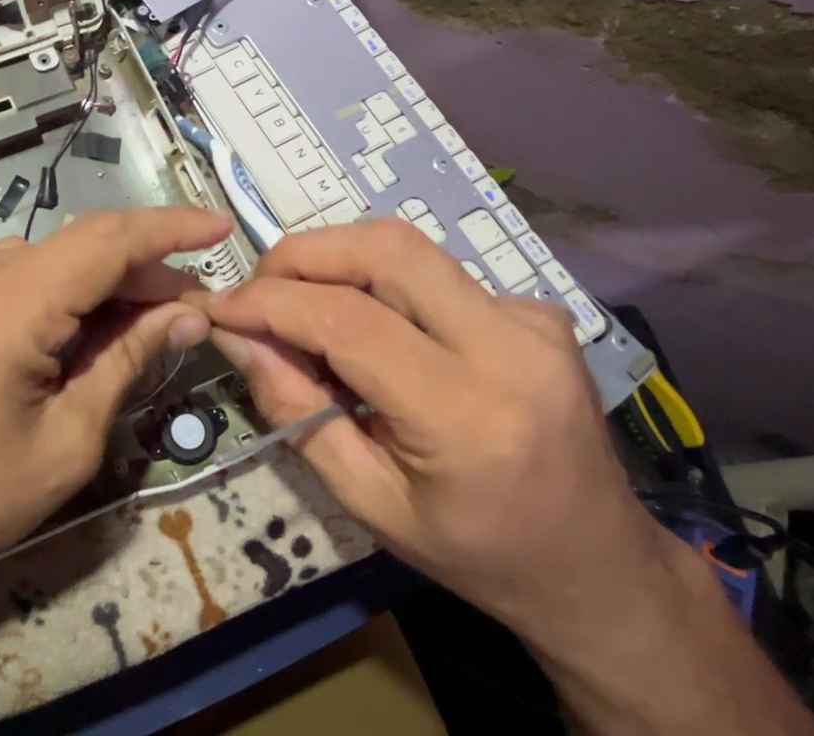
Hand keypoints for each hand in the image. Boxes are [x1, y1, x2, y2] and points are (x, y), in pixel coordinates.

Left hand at [0, 207, 229, 595]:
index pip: (105, 241)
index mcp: (3, 308)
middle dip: (140, 269)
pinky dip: (56, 293)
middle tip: (192, 307)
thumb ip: (126, 361)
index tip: (219, 226)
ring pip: (44, 260)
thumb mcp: (65, 441)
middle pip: (75, 246)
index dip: (169, 228)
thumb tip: (187, 313)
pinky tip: (80, 331)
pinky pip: (8, 276)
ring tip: (142, 325)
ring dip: (98, 283)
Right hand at [196, 219, 671, 639]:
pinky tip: (374, 336)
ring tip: (301, 311)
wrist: (596, 566)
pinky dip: (381, 288)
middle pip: (385, 249)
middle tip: (257, 291)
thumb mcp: (367, 500)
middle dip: (301, 254)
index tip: (217, 307)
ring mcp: (532, 320)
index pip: (347, 318)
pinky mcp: (536, 311)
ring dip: (336, 263)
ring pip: (409, 249)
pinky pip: (436, 275)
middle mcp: (510, 346)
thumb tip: (237, 337)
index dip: (268, 301)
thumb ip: (296, 411)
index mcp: (467, 412)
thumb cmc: (473, 550)